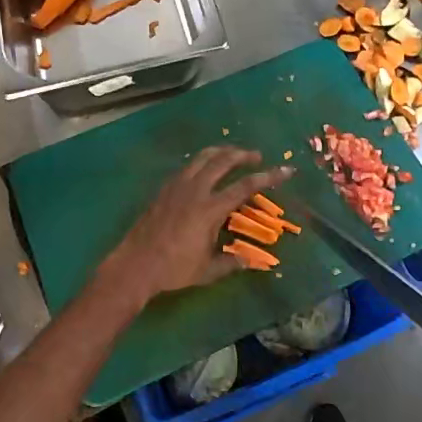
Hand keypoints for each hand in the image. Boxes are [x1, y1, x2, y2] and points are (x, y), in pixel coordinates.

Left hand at [97, 147, 292, 300]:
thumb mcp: (207, 270)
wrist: (135, 265)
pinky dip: (201, 161)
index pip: (245, 186)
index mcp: (210, 209)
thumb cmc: (174, 270)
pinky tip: (204, 168)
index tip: (285, 170)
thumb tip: (253, 262)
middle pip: (223, 161)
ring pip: (202, 158)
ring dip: (221, 152)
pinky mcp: (163, 189)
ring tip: (232, 153)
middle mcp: (195, 191)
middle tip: (256, 156)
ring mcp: (176, 187)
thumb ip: (232, 263)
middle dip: (243, 155)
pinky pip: (186, 167)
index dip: (268, 176)